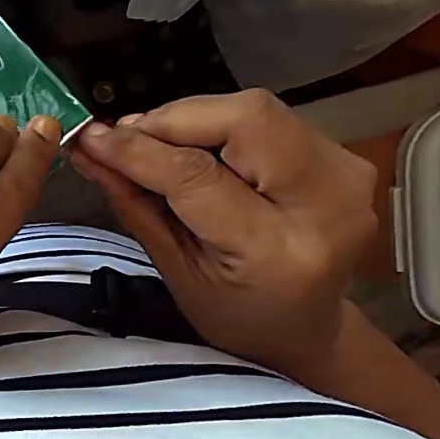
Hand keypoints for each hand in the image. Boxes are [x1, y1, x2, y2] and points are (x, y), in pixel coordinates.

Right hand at [69, 89, 377, 379]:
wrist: (307, 328)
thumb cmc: (234, 314)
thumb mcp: (176, 271)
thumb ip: (136, 205)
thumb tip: (91, 152)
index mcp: (275, 251)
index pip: (197, 177)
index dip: (138, 150)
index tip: (92, 137)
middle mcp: (325, 205)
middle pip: (246, 118)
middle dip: (174, 118)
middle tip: (127, 135)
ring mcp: (346, 175)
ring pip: (258, 110)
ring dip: (194, 119)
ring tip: (156, 145)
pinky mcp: (348, 159)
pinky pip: (272, 120)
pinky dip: (221, 126)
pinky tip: (198, 149)